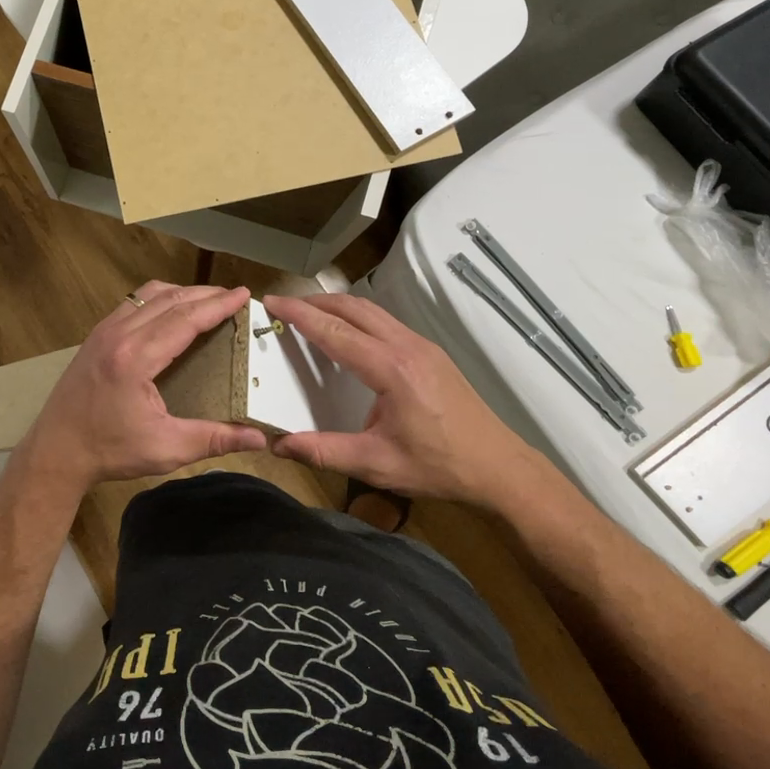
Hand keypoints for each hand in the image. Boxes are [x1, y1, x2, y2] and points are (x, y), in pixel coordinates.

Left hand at [15, 281, 268, 491]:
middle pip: (170, 300)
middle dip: (205, 294)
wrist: (56, 450)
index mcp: (136, 357)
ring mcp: (103, 331)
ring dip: (181, 292)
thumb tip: (260, 438)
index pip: (186, 319)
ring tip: (208, 301)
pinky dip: (159, 299)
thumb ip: (214, 439)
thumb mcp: (166, 448)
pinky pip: (132, 303)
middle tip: (234, 297)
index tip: (244, 295)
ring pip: (149, 296)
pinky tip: (171, 311)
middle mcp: (118, 334)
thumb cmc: (110, 450)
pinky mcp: (95, 336)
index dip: (218, 305)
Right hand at [263, 293, 549, 509]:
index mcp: (391, 369)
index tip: (270, 302)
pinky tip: (345, 334)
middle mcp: (407, 347)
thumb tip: (278, 445)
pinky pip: (385, 322)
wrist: (499, 467)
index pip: (334, 331)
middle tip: (282, 305)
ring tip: (307, 313)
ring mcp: (422, 346)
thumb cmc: (438, 466)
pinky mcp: (430, 353)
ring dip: (336, 306)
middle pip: (353, 308)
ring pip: (372, 311)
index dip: (298, 315)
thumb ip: (324, 451)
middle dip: (314, 301)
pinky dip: (356, 318)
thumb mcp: (376, 463)